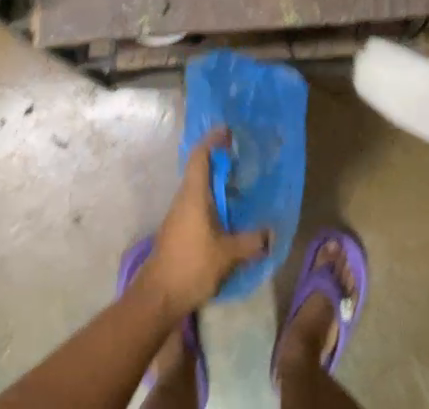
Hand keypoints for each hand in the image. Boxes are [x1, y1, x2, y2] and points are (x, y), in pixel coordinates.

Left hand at [133, 129, 270, 318]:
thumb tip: (270, 234)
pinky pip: (197, 206)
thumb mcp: (227, 254)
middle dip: (219, 162)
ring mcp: (178, 216)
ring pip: (198, 190)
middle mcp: (183, 199)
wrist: (158, 296)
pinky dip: (213, 203)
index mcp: (193, 196)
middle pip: (199, 171)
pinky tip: (229, 216)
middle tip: (242, 159)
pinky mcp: (178, 231)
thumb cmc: (191, 266)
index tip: (227, 131)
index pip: (200, 157)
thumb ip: (251, 242)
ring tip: (240, 186)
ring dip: (216, 184)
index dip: (212, 141)